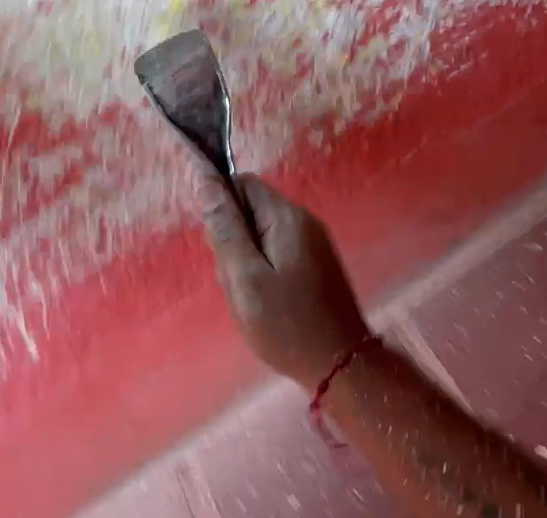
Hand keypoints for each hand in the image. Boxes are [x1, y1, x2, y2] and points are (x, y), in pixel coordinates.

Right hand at [200, 174, 371, 387]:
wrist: (341, 367)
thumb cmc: (287, 324)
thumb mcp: (245, 278)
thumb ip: (225, 228)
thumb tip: (205, 179)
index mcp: (287, 217)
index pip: (243, 184)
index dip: (221, 207)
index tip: (216, 246)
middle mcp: (303, 220)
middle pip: (251, 210)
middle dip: (233, 240)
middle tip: (235, 281)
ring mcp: (312, 242)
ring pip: (261, 234)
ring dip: (246, 260)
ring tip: (250, 298)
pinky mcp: (315, 263)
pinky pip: (276, 252)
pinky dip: (262, 271)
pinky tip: (264, 302)